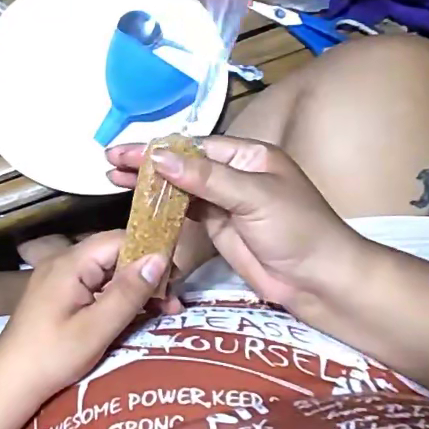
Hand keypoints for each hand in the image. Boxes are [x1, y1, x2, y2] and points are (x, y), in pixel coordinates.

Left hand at [0, 231, 166, 400]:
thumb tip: (160, 258)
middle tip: (174, 298)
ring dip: (136, 287)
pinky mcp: (60, 294)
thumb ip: (128, 292)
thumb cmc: (52, 356)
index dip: (151, 251)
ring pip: (109, 270)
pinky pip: (97, 285)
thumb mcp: (96, 328)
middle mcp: (65, 261)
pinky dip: (119, 297)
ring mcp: (61, 277)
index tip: (176, 275)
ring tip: (166, 309)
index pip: (120, 239)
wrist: (8, 383)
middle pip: (115, 253)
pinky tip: (139, 313)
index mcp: (71, 263)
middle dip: (147, 272)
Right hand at [106, 137, 364, 313]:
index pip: (194, 148)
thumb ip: (206, 179)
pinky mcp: (218, 229)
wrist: (320, 281)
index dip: (157, 149)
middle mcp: (233, 175)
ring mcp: (224, 203)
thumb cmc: (297, 230)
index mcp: (248, 156)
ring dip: (150, 185)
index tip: (123, 152)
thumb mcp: (254, 197)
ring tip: (113, 180)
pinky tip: (139, 206)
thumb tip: (160, 158)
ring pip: (180, 189)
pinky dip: (161, 210)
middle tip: (109, 163)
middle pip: (182, 165)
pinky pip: (184, 214)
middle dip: (146, 163)